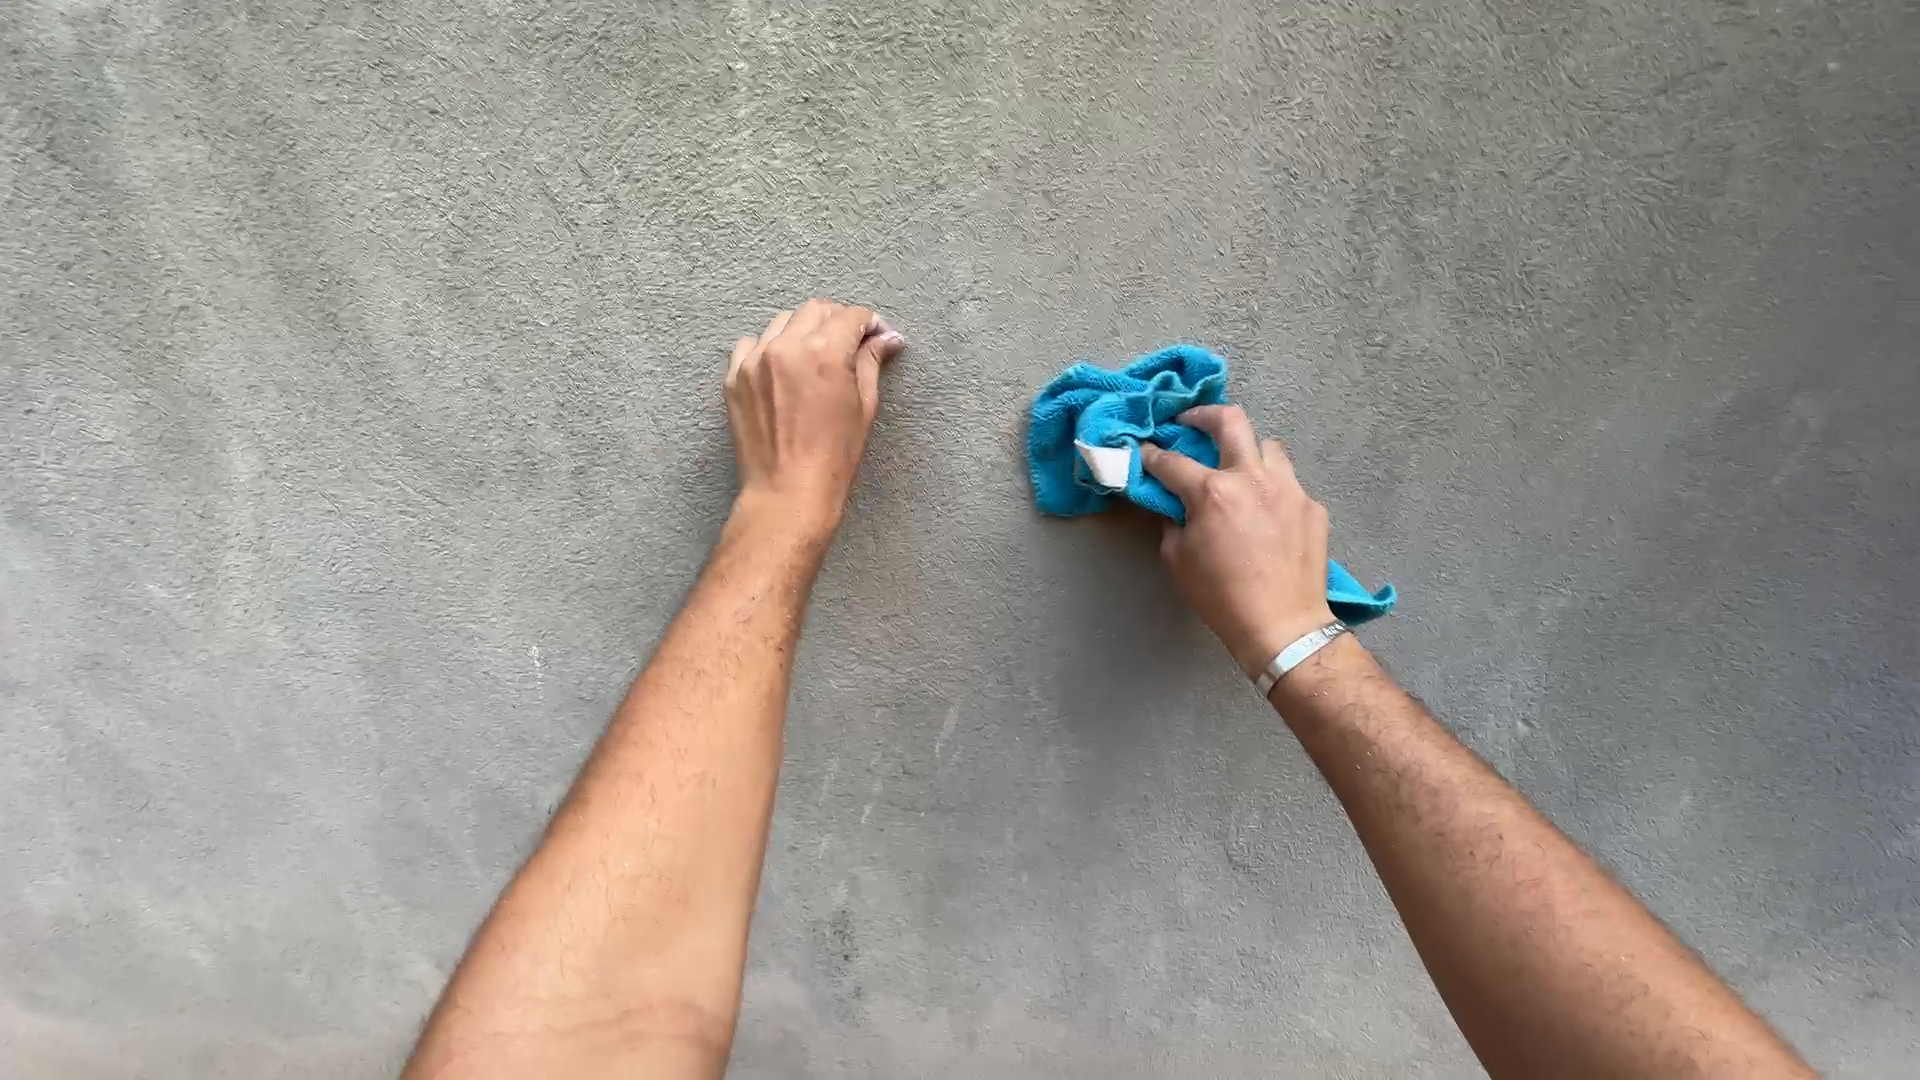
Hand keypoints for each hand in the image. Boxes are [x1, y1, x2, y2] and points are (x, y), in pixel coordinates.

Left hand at [725, 299, 903, 538]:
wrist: (787, 492)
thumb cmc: (831, 459)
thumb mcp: (863, 408)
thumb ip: (871, 364)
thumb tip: (885, 339)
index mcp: (824, 353)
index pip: (850, 316)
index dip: (869, 323)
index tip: (875, 334)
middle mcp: (786, 348)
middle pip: (815, 310)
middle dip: (836, 321)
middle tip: (849, 344)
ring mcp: (755, 361)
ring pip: (783, 323)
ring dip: (803, 332)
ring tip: (815, 359)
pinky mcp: (735, 378)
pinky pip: (752, 345)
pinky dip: (771, 348)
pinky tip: (784, 371)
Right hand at [1140, 406, 1336, 677]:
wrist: (1281, 624)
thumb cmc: (1220, 596)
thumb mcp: (1178, 559)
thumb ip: (1173, 522)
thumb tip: (1175, 506)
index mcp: (1213, 492)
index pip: (1171, 461)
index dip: (1152, 455)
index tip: (1145, 452)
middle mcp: (1252, 478)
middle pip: (1230, 421)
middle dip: (1204, 415)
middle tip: (1190, 423)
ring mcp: (1288, 488)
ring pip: (1267, 446)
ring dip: (1247, 449)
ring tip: (1237, 466)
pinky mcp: (1311, 506)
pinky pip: (1287, 482)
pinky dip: (1270, 487)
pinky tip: (1265, 510)